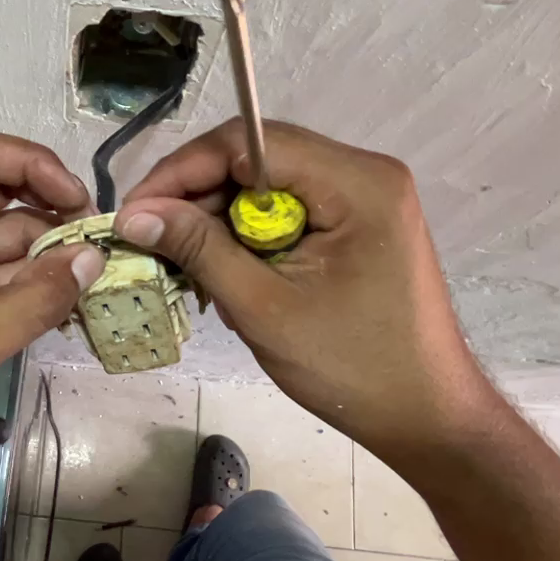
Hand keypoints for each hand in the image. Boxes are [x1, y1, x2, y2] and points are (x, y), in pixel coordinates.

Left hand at [0, 128, 105, 474]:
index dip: (26, 161)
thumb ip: (35, 299)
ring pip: (8, 234)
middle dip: (47, 203)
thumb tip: (95, 258)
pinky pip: (10, 274)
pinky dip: (42, 281)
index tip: (74, 194)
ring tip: (98, 266)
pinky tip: (77, 293)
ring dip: (50, 247)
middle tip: (96, 230)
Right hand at [115, 119, 507, 457]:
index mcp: (356, 183)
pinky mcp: (353, 222)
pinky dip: (243, 235)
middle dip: (194, 194)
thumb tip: (134, 215)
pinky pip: (283, 209)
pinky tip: (218, 269)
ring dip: (215, 218)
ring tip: (178, 261)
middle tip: (147, 237)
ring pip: (264, 184)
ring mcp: (361, 196)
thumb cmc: (351, 368)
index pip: (248, 143)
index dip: (182, 170)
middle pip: (255, 157)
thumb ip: (199, 249)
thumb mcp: (264, 308)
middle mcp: (362, 172)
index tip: (136, 211)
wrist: (425, 417)